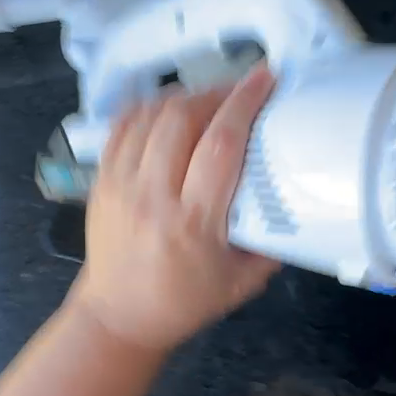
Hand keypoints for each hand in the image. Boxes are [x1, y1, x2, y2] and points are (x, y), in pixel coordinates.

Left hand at [68, 67, 281, 351]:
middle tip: (240, 93)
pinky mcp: (101, 181)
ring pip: (150, 116)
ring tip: (207, 101)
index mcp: (193, 223)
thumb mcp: (241, 284)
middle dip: (216, 93)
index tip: (266, 78)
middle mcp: (153, 196)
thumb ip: (271, 246)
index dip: (244, 104)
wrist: (119, 316)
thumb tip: (295, 206)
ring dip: (184, 97)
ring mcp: (121, 185)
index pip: (220, 145)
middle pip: (182, 118)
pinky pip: (122, 127)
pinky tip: (168, 110)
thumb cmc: (184, 303)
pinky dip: (148, 108)